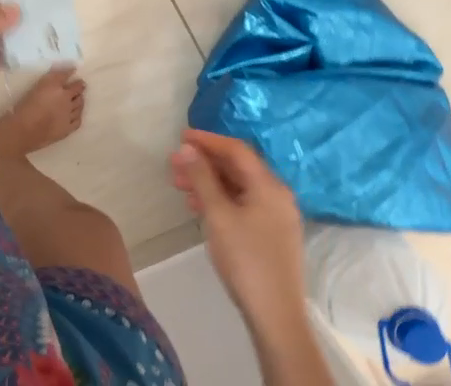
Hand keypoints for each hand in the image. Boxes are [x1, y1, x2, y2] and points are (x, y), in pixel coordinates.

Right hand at [170, 130, 307, 329]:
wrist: (275, 314)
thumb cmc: (246, 259)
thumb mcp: (218, 215)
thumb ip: (202, 178)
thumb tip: (187, 148)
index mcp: (269, 187)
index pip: (236, 151)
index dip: (208, 140)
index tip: (180, 136)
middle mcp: (277, 196)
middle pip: (238, 168)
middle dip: (204, 162)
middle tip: (174, 164)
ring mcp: (276, 216)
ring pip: (238, 187)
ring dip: (209, 182)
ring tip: (180, 186)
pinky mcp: (271, 234)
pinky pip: (243, 204)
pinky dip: (220, 199)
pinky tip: (199, 208)